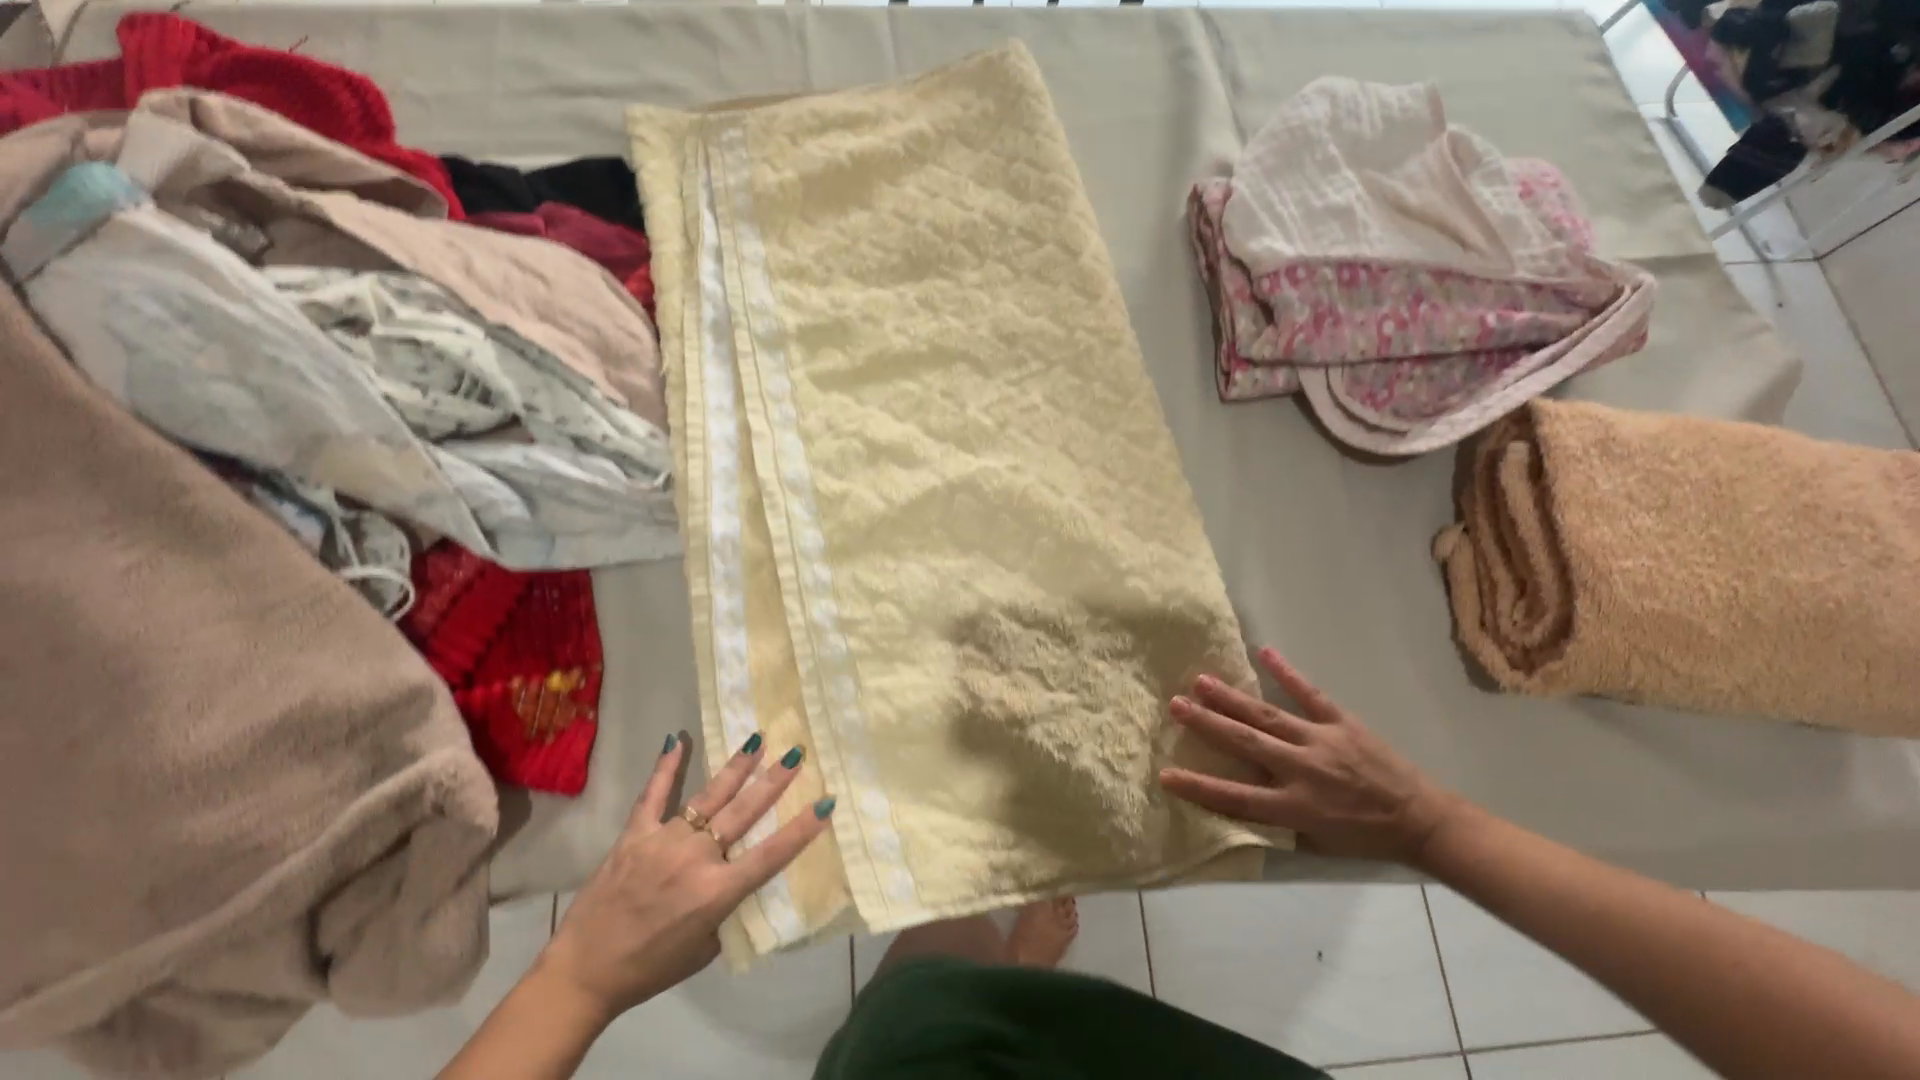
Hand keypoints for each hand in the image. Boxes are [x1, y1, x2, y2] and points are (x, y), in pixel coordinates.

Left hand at [533, 734, 833, 1022]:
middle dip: (774, 782)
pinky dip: (665, 767)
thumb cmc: (651, 968)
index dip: (801, 829)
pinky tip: (676, 740)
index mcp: (716, 892)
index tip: (826, 802)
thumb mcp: (705, 949)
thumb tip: (740, 879)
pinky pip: (653, 795)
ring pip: (707, 797)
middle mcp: (695, 859)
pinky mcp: (633, 835)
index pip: (770, 855)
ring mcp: (663, 841)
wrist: (584, 971)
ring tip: (758, 740)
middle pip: (743, 813)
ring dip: (735, 768)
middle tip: (797, 754)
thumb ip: (727, 910)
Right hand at [1158, 648, 1459, 862]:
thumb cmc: (1363, 836)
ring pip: (1268, 716)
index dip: (1199, 787)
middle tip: (1175, 705)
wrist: (1420, 821)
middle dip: (1208, 724)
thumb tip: (1240, 795)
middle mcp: (1302, 771)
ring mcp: (1321, 742)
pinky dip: (1288, 673)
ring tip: (1201, 681)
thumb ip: (1278, 816)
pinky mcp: (1342, 723)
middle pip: (1245, 744)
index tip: (1165, 775)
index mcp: (1295, 807)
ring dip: (1232, 698)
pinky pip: (1310, 694)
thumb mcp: (1315, 839)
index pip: (1236, 798)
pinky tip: (1265, 653)